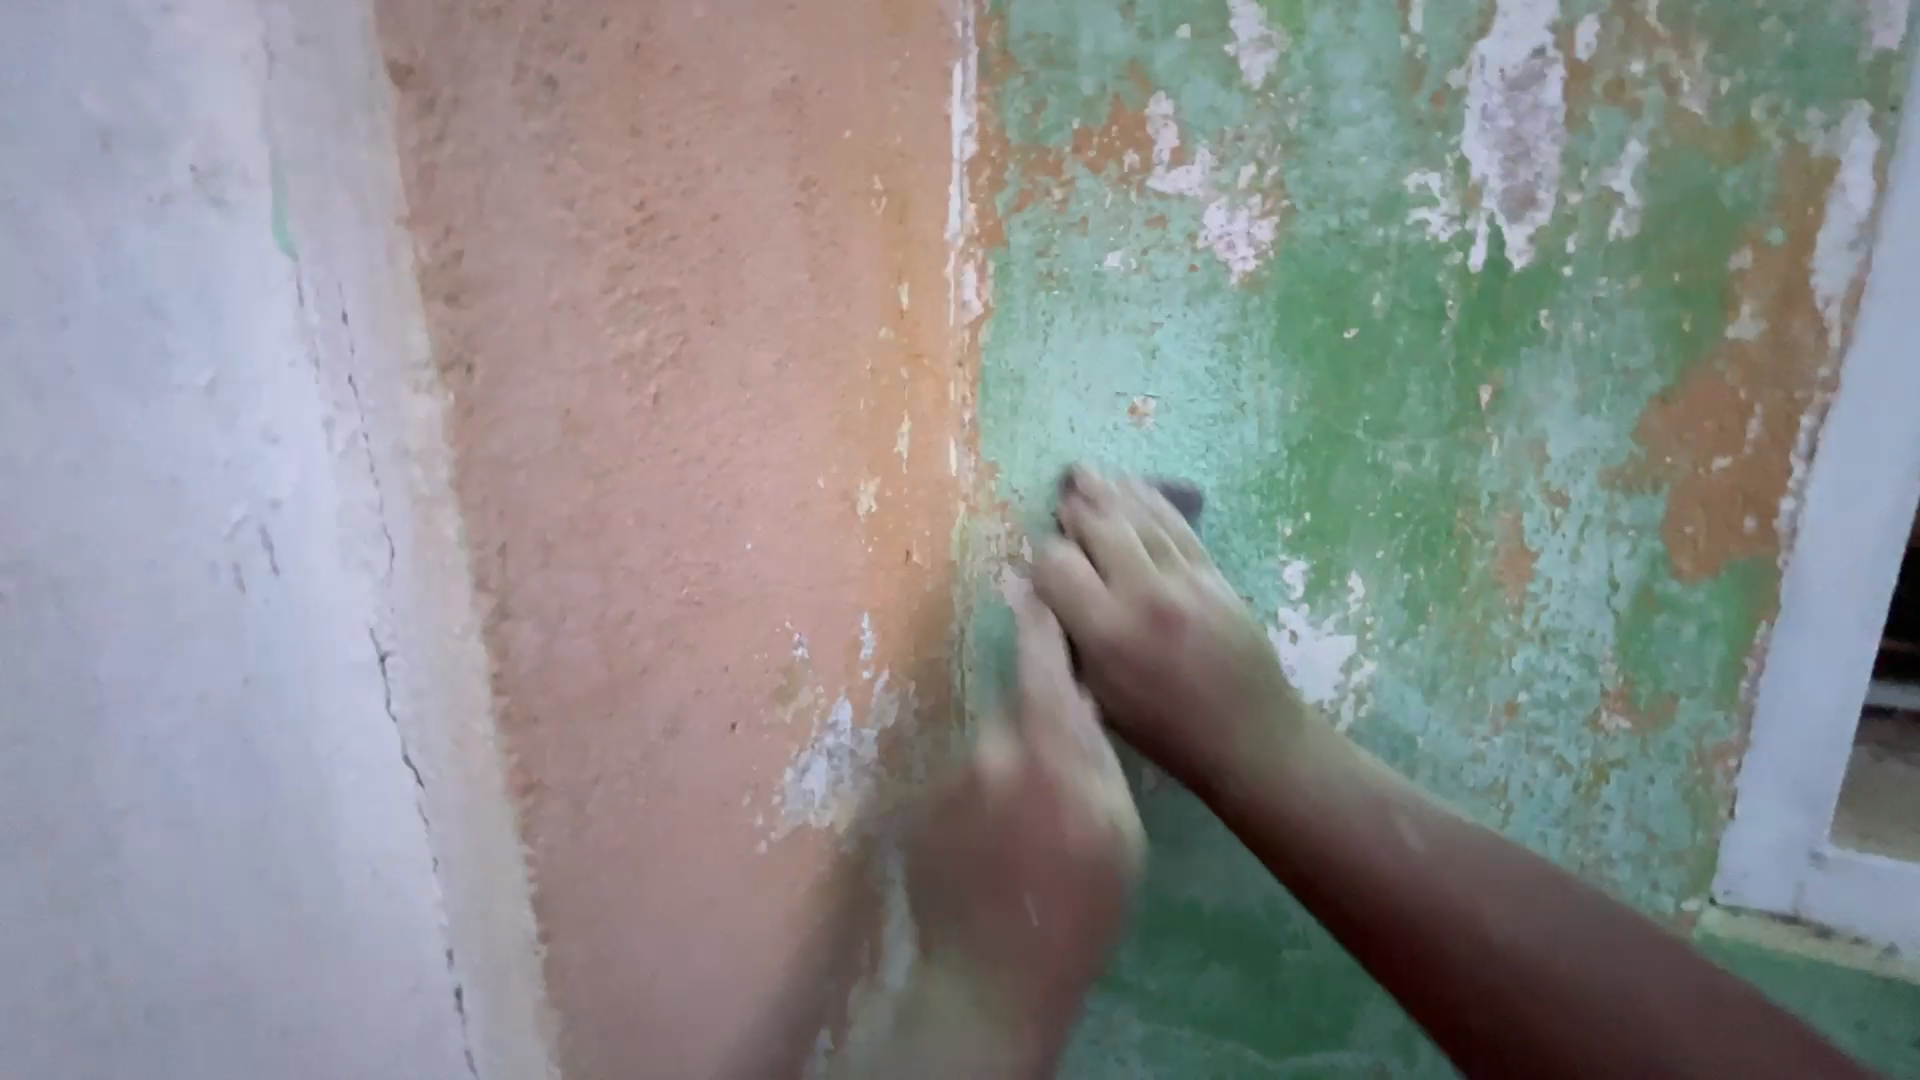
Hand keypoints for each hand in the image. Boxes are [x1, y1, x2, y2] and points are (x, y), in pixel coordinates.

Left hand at [903, 580, 1145, 1054]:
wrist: (992, 977)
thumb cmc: (1079, 909)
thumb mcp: (1118, 830)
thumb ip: (1094, 755)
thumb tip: (1076, 703)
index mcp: (1049, 751)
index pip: (1041, 662)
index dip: (1038, 621)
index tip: (1029, 585)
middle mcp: (991, 748)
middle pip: (1015, 705)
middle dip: (1037, 719)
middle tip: (1055, 764)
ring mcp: (951, 776)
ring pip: (991, 745)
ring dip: (1009, 764)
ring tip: (1024, 821)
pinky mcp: (924, 802)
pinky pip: (965, 778)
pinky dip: (982, 793)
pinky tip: (993, 840)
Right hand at [1034, 466, 1306, 789]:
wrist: (1249, 737)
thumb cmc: (1163, 730)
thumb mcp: (1098, 697)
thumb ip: (1069, 639)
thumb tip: (1046, 592)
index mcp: (1106, 632)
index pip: (1057, 566)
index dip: (1043, 556)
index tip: (1042, 560)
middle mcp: (1143, 595)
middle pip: (1099, 529)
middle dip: (1074, 510)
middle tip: (1061, 496)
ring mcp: (1184, 580)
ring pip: (1138, 520)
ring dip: (1109, 493)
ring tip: (1085, 472)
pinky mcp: (1214, 575)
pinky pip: (1177, 527)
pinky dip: (1152, 502)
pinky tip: (1134, 486)